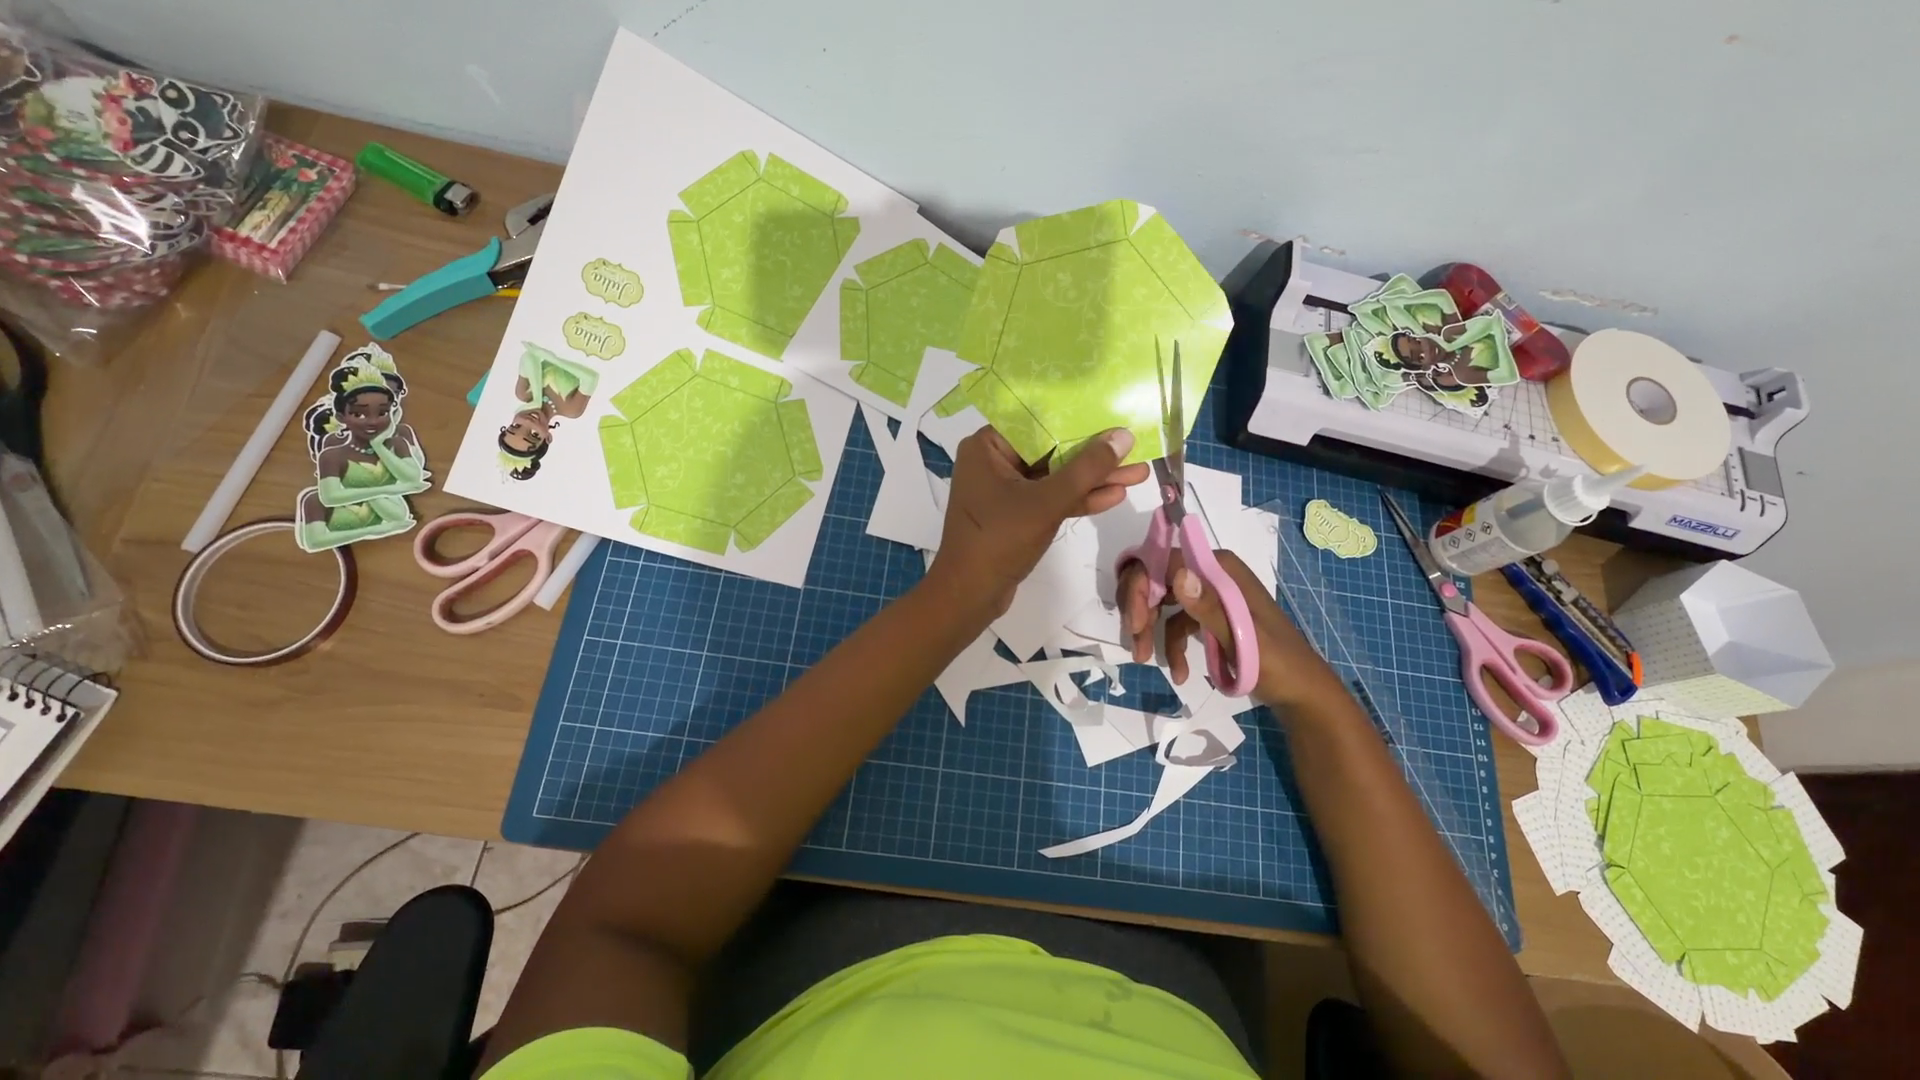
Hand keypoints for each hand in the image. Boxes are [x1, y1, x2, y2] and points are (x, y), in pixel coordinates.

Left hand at [928, 426, 1149, 617]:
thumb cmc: (999, 540)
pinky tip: (1114, 495)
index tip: (1115, 415)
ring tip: (1139, 473)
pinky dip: (1078, 498)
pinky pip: (1050, 498)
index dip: (1079, 418)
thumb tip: (1122, 437)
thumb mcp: (1047, 502)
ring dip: (1093, 478)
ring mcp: (1005, 489)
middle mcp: (993, 461)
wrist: (970, 595)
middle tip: (1135, 447)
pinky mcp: (1016, 514)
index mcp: (988, 446)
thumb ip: (1086, 469)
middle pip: (1051, 448)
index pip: (1038, 421)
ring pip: (1055, 476)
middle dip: (1094, 454)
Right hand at [1118, 548, 1345, 709]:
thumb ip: (1210, 608)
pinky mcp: (1208, 617)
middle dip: (1139, 606)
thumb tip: (1178, 574)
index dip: (1141, 584)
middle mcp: (1212, 574)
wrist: (1299, 691)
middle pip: (1157, 576)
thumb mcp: (1242, 638)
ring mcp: (1209, 596)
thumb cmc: (1278, 663)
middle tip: (1134, 638)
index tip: (1135, 622)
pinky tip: (1179, 673)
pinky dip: (1169, 647)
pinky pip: (1175, 624)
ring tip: (1142, 658)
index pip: (1165, 559)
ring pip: (1160, 601)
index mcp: (1222, 569)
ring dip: (1147, 628)